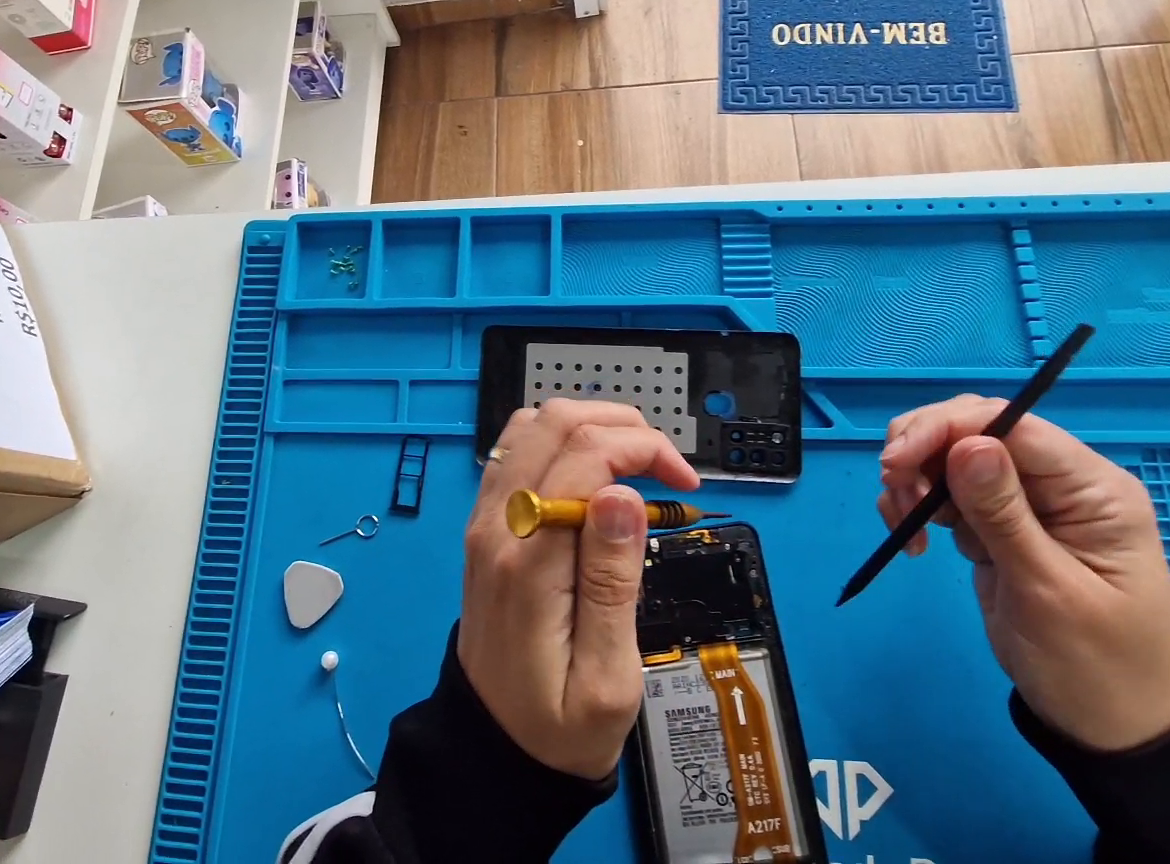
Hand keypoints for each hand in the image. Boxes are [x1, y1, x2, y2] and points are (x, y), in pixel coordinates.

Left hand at [458, 399, 701, 778]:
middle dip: (623, 426)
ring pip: (532, 424)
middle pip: (555, 422)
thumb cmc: (558, 726)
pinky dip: (562, 441)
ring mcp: (483, 519)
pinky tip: (593, 474)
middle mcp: (497, 525)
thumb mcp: (607, 679)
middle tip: (665, 467)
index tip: (685, 483)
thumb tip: (621, 495)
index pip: (584, 456)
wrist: (489, 747)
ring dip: (591, 426)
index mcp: (529, 561)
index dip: (644, 449)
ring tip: (634, 464)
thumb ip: (612, 582)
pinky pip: (516, 449)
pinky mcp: (484, 523)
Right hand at [878, 396, 1169, 751]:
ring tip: (904, 531)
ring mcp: (1024, 502)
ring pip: (949, 457)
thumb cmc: (1095, 665)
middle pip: (973, 429)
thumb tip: (967, 444)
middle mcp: (1057, 481)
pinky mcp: (996, 525)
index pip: (1010, 425)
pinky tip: (913, 543)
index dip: (946, 430)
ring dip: (913, 482)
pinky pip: (944, 493)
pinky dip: (916, 506)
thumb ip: (1005, 515)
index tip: (895, 464)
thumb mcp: (1048, 591)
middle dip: (922, 451)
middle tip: (896, 498)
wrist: (1109, 727)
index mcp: (1091, 488)